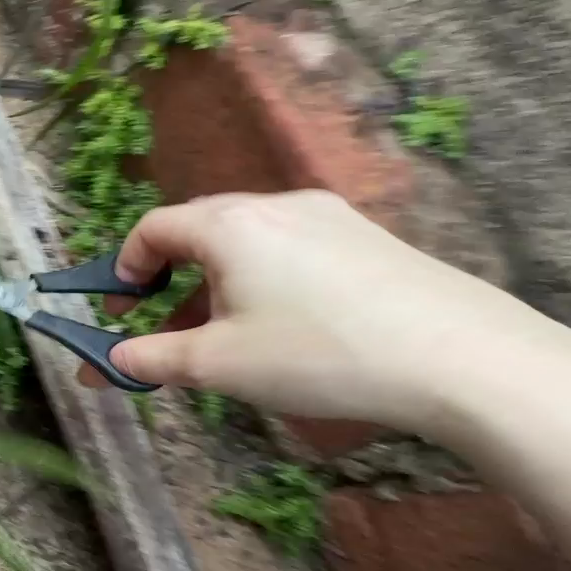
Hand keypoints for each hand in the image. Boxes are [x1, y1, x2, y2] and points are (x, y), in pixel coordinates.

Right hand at [87, 190, 547, 434]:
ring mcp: (328, 217)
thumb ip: (147, 358)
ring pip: (242, 241)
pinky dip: (252, 280)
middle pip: (195, 228)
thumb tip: (109, 362)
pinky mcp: (364, 239)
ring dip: (206, 283)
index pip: (152, 228)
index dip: (121, 269)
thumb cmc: (314, 353)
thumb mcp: (212, 364)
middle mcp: (277, 206)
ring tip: (210, 334)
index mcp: (230, 226)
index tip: (118, 314)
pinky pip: (284, 248)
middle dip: (161, 275)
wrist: (461, 360)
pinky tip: (269, 325)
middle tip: (154, 321)